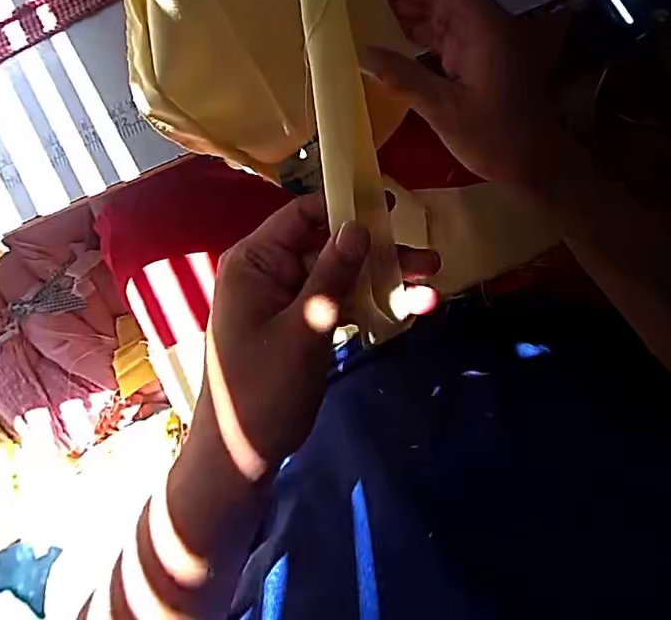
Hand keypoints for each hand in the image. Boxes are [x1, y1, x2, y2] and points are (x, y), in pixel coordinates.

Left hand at [202, 193, 438, 478]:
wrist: (238, 462)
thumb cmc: (262, 391)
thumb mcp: (304, 330)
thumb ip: (332, 275)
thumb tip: (358, 225)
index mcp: (255, 261)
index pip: (302, 215)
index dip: (345, 207)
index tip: (391, 208)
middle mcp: (270, 271)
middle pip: (330, 246)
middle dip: (379, 254)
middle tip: (428, 261)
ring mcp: (287, 298)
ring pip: (341, 276)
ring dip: (384, 281)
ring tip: (432, 289)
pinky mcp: (302, 323)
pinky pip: (339, 302)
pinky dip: (370, 305)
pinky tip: (411, 310)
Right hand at [363, 0, 575, 194]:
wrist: (535, 163)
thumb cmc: (496, 137)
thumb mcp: (445, 111)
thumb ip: (404, 77)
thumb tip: (364, 53)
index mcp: (482, 27)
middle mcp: (484, 24)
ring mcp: (481, 39)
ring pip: (441, 6)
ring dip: (408, 0)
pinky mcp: (477, 55)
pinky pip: (443, 29)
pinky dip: (417, 25)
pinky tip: (391, 27)